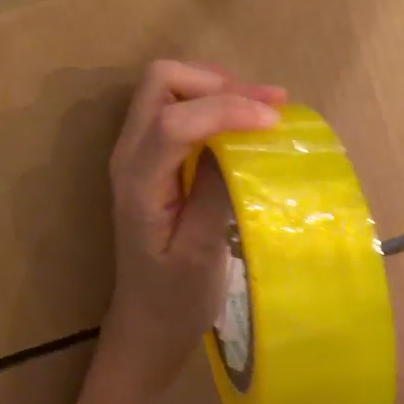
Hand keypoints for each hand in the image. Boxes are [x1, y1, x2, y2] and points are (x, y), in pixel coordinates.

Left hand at [98, 60, 284, 401]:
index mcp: (138, 179)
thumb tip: (237, 141)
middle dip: (217, 82)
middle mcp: (128, 152)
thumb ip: (213, 194)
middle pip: (161, 81)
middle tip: (270, 105)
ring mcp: (136, 149)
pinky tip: (247, 118)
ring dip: (217, 85)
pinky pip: (176, 105)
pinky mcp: (151, 154)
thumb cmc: (174, 299)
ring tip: (268, 105)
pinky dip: (212, 100)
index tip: (274, 120)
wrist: (145, 323)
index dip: (224, 108)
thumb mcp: (200, 255)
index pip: (172, 120)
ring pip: (167, 86)